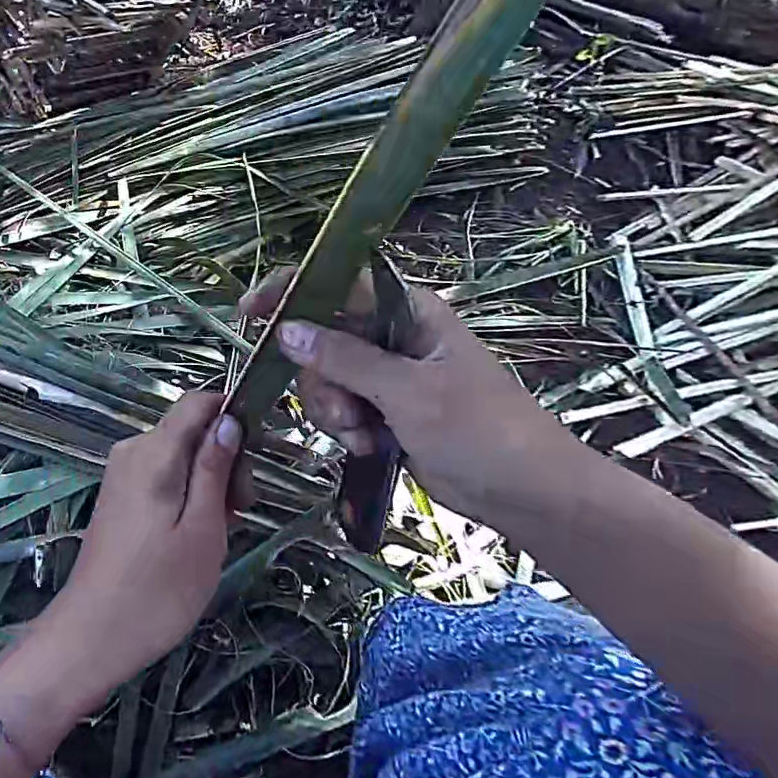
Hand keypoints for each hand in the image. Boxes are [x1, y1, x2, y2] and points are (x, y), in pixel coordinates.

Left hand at [31, 392, 240, 696]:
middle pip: (191, 429)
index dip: (232, 414)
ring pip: (179, 453)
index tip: (256, 453)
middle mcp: (133, 449)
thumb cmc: (157, 590)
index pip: (197, 402)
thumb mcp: (202, 529)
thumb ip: (214, 468)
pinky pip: (162, 473)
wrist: (92, 635)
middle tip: (240, 510)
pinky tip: (193, 532)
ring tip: (217, 530)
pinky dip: (186, 492)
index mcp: (154, 452)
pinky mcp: (118, 493)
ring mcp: (122, 471)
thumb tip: (228, 419)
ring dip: (207, 480)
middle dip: (224, 458)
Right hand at [238, 267, 584, 520]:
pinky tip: (368, 447)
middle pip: (319, 338)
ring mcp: (384, 373)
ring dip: (332, 410)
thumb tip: (285, 329)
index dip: (291, 291)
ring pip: (323, 377)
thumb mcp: (408, 391)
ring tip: (363, 435)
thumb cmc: (480, 429)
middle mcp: (390, 334)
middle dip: (321, 380)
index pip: (337, 283)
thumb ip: (344, 358)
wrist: (527, 494)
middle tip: (345, 412)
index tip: (250, 314)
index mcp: (406, 310)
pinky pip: (337, 406)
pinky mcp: (381, 407)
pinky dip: (343, 427)